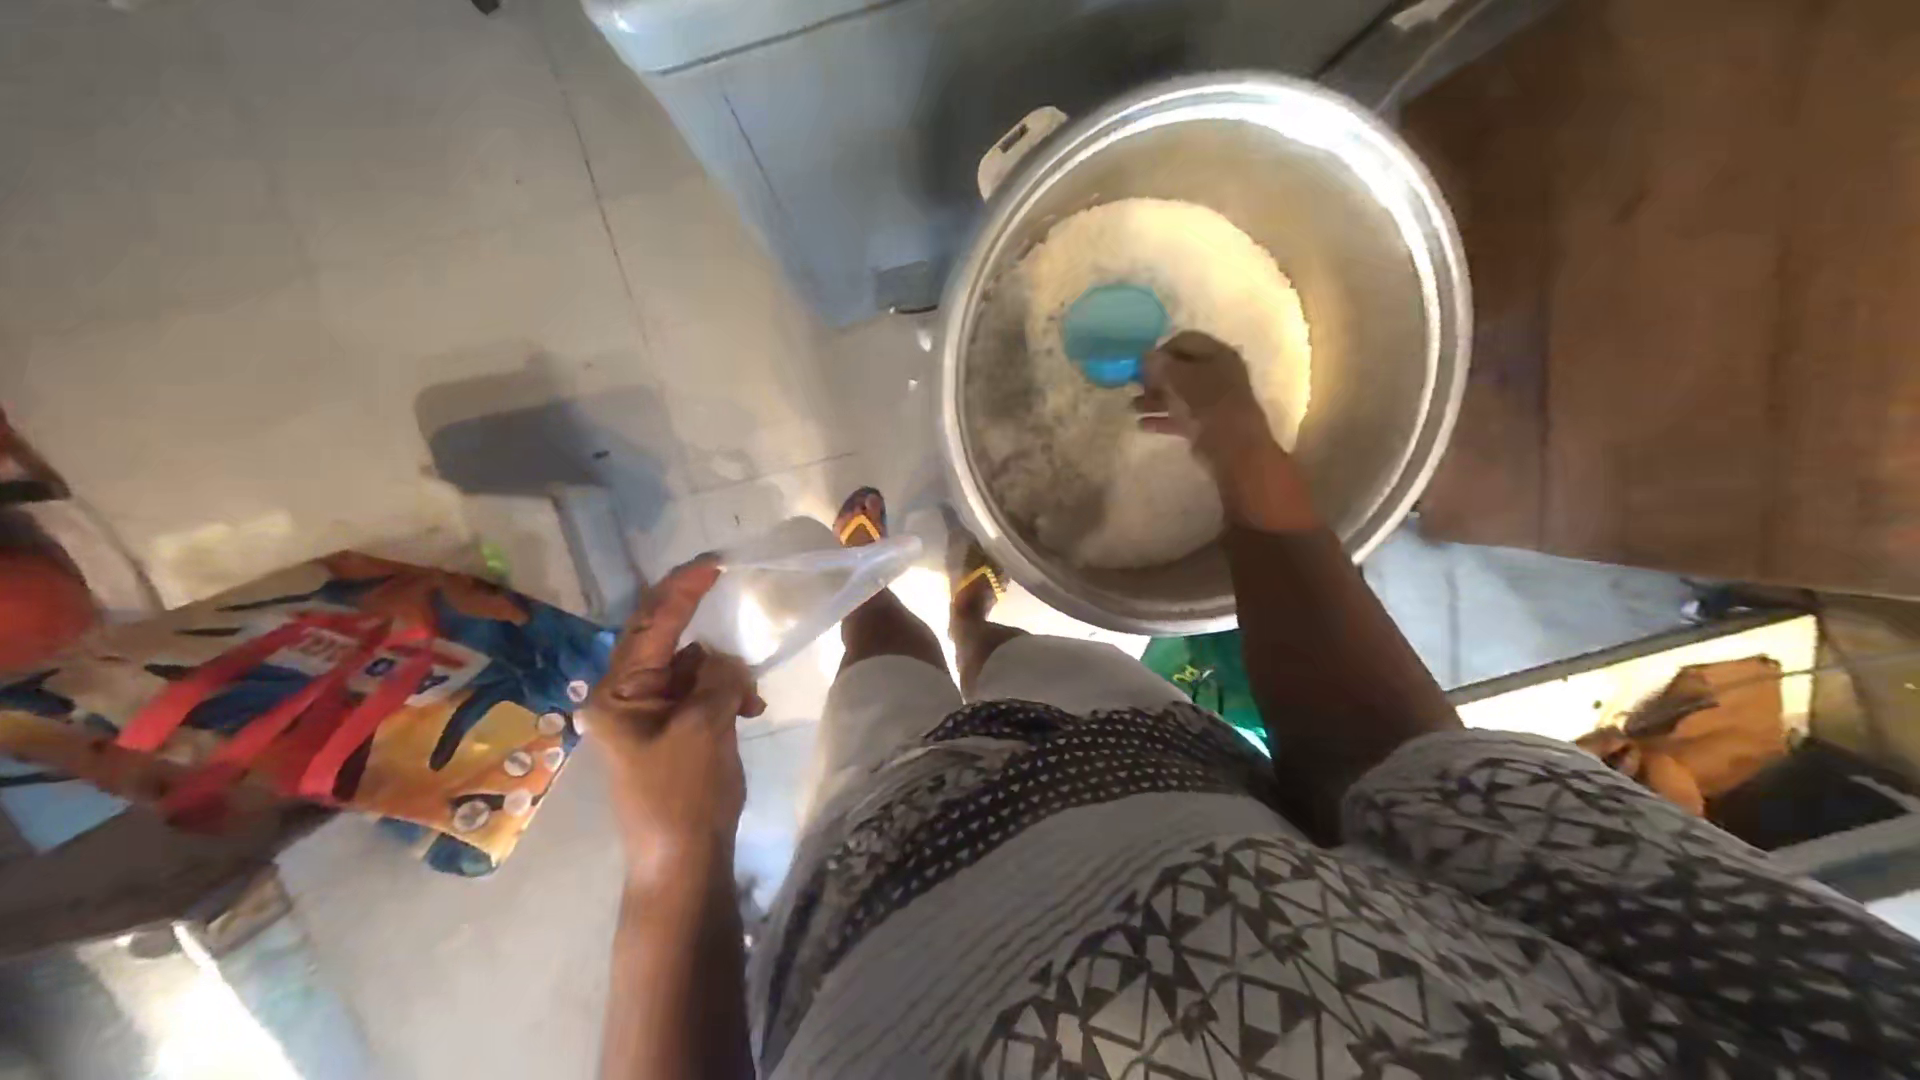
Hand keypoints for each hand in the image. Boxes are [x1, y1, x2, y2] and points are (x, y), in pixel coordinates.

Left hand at [585, 555, 765, 884]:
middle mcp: (629, 695)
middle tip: (732, 599)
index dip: (681, 591)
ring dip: (727, 675)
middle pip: (671, 642)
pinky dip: (729, 694)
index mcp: (619, 693)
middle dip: (708, 636)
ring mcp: (654, 711)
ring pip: (697, 667)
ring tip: (750, 703)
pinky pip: (706, 690)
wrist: (684, 860)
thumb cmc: (683, 796)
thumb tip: (727, 661)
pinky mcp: (677, 726)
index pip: (650, 626)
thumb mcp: (703, 728)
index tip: (713, 565)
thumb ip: (717, 679)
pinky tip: (748, 712)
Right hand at [1135, 331, 1317, 529]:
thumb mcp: (1182, 378)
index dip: (1161, 350)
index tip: (1141, 363)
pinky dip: (1161, 418)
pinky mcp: (1204, 424)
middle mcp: (1216, 374)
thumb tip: (1146, 357)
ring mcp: (1210, 400)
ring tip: (1132, 407)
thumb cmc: (1208, 403)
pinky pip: (1179, 416)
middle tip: (1133, 385)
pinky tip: (1142, 424)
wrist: (1232, 446)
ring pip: (1177, 394)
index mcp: (1217, 354)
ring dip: (1153, 399)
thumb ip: (1162, 365)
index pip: (1185, 341)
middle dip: (1154, 377)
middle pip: (1179, 369)